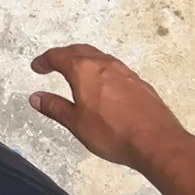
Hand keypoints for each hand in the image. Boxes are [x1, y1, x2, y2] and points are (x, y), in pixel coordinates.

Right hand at [29, 44, 194, 171]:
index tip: (37, 67)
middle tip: (54, 63)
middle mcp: (104, 65)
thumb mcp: (76, 123)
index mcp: (83, 70)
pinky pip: (116, 69)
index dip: (44, 60)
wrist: (159, 144)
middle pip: (79, 50)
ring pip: (100, 57)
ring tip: (78, 72)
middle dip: (64, 55)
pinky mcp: (141, 85)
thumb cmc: (113, 133)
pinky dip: (103, 71)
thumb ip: (54, 107)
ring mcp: (126, 73)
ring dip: (85, 60)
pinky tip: (105, 86)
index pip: (57, 56)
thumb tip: (36, 98)